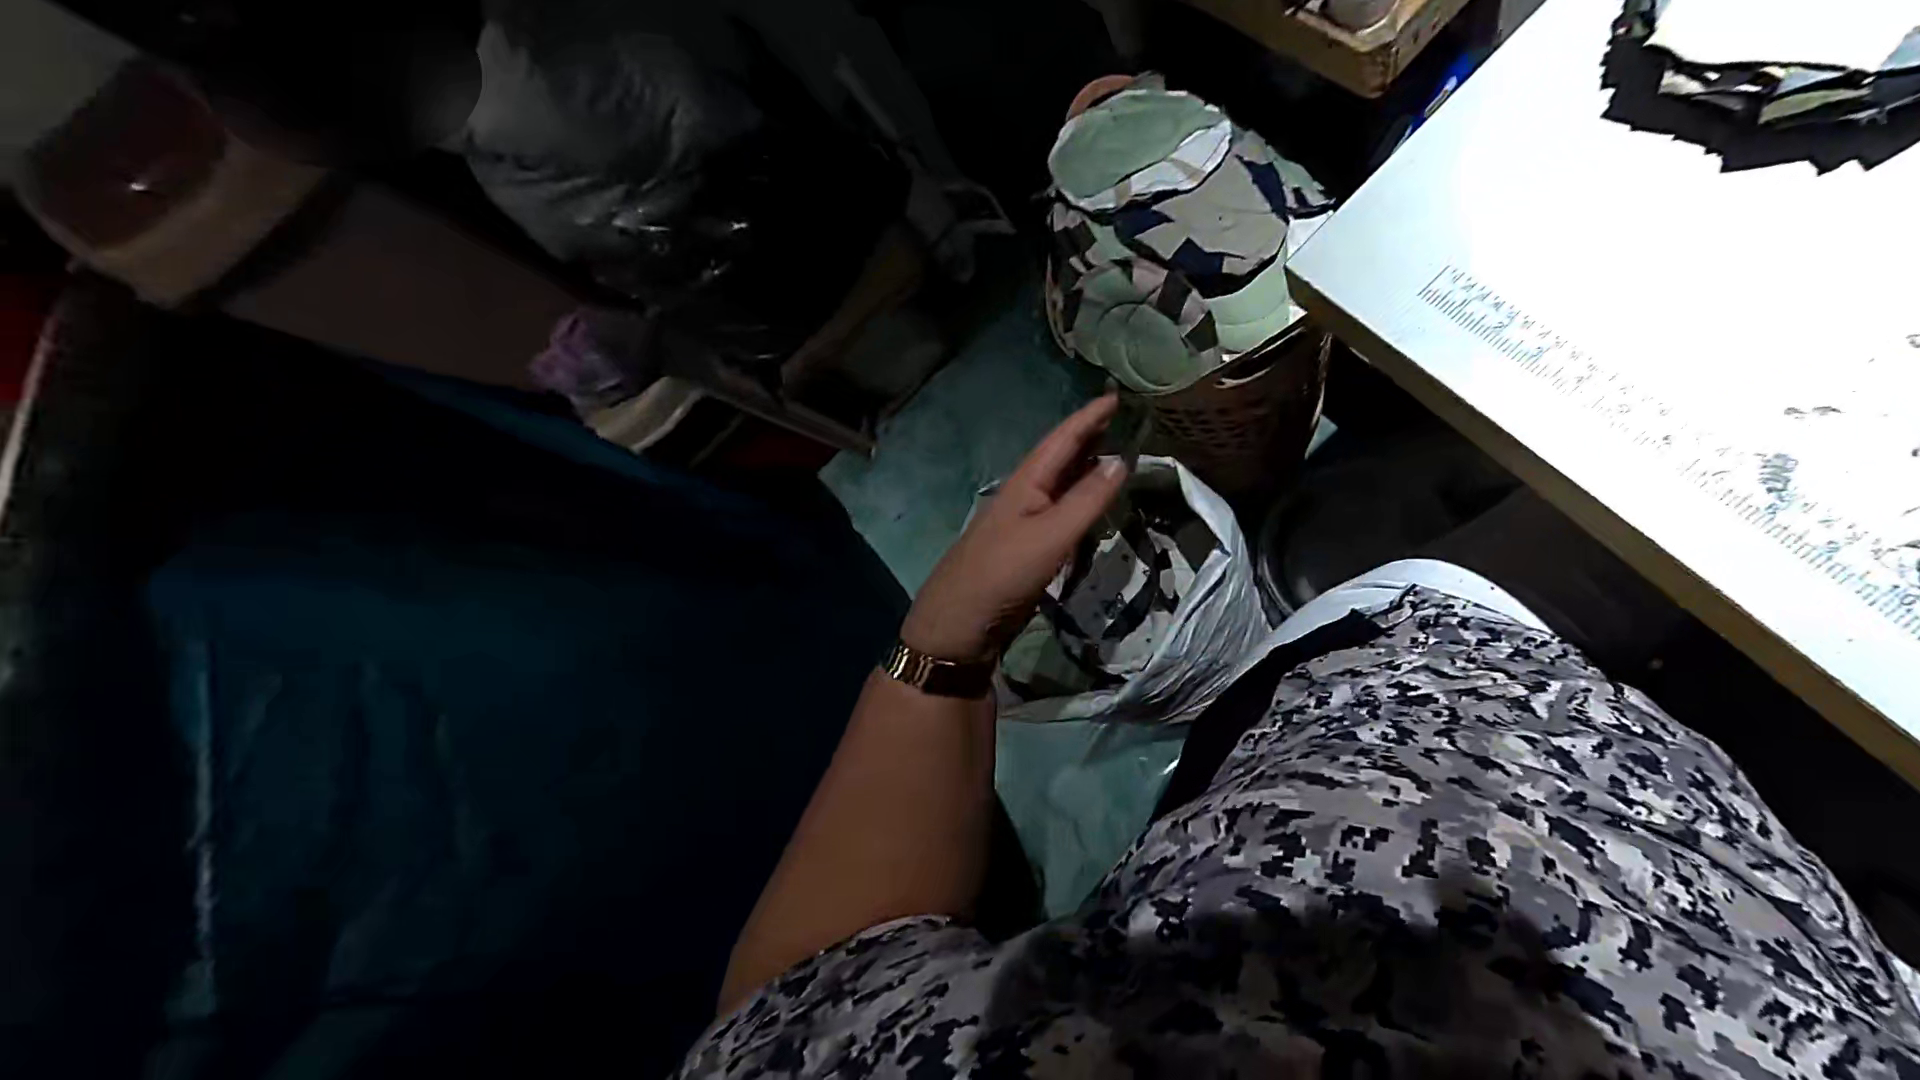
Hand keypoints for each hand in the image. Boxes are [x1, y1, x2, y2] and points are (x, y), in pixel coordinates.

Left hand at [900, 394, 1130, 662]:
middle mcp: (1024, 496)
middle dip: (1090, 438)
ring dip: (1086, 470)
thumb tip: (1121, 460)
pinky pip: (1061, 516)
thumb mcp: (1050, 536)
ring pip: (1061, 487)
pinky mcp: (1027, 549)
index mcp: (1026, 483)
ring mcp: (1024, 523)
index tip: (1118, 396)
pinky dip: (1081, 504)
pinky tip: (1093, 507)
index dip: (1090, 417)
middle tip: (1125, 421)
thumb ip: (1086, 500)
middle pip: (1061, 459)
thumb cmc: (1002, 574)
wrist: (959, 624)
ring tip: (1117, 455)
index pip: (1062, 439)